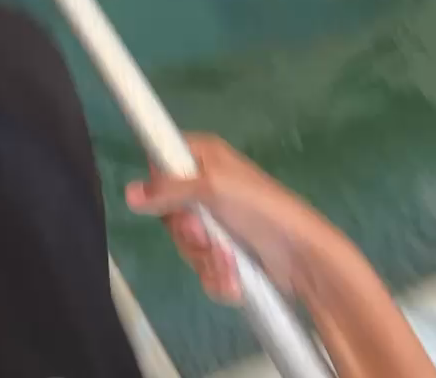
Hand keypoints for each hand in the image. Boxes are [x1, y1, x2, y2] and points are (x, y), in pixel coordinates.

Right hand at [125, 134, 338, 303]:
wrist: (307, 258)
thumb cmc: (262, 208)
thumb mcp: (212, 187)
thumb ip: (168, 188)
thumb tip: (128, 194)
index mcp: (202, 156)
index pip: (160, 161)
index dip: (159, 184)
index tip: (168, 201)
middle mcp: (204, 184)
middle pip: (168, 206)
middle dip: (185, 229)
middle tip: (203, 234)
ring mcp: (216, 220)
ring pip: (184, 239)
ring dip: (202, 256)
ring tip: (228, 262)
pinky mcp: (225, 251)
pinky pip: (200, 262)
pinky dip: (214, 274)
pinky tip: (231, 278)